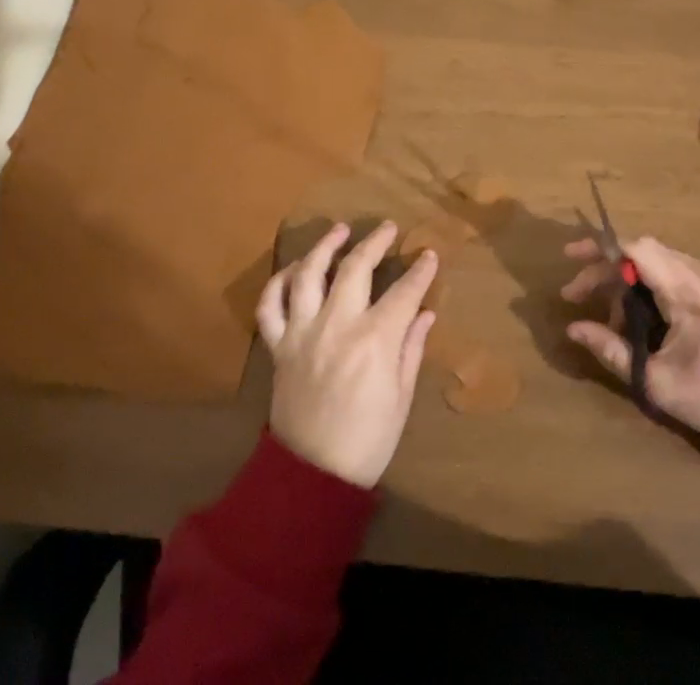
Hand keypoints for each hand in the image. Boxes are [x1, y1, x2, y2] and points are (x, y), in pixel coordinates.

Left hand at [256, 221, 438, 488]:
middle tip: (387, 228)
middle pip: (355, 268)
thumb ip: (411, 348)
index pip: (404, 292)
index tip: (429, 254)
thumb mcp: (401, 395)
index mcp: (375, 339)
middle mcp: (337, 325)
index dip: (420, 271)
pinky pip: (270, 306)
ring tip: (338, 231)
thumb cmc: (370, 439)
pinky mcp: (278, 346)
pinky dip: (279, 282)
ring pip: (308, 274)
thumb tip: (425, 313)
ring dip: (324, 246)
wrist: (315, 471)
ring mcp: (302, 332)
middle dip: (375, 243)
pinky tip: (294, 269)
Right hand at [560, 236, 699, 441]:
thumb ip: (612, 350)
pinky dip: (649, 285)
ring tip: (609, 318)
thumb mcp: (657, 382)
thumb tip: (574, 328)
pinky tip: (637, 315)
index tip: (570, 258)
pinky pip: (678, 273)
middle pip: (647, 252)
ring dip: (626, 280)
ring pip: (660, 261)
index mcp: (693, 297)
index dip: (601, 248)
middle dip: (606, 268)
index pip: (640, 251)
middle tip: (576, 294)